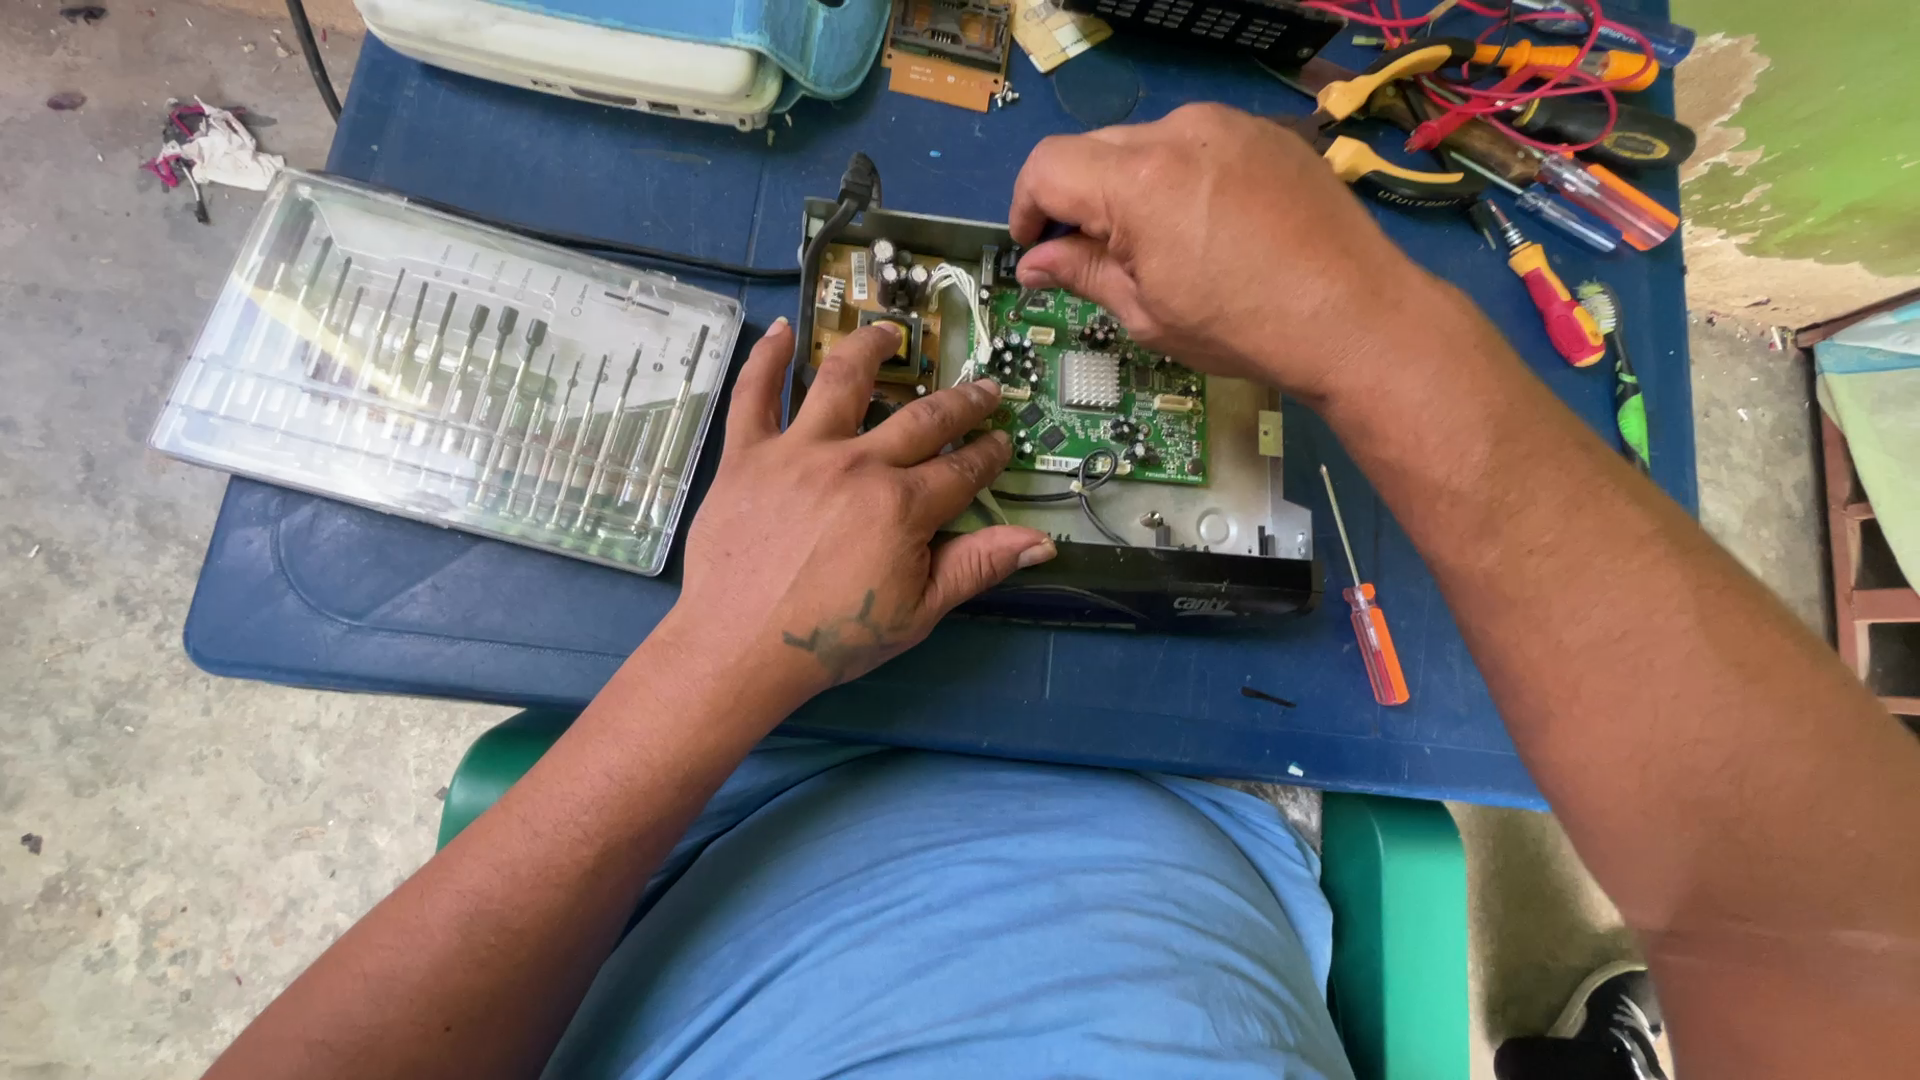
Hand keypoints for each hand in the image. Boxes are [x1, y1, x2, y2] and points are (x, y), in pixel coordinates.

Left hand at [665, 319, 1055, 708]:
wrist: (738, 648)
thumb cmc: (833, 638)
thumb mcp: (919, 612)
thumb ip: (978, 567)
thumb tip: (1042, 543)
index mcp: (901, 505)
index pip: (962, 470)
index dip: (989, 454)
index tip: (1004, 440)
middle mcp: (856, 463)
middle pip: (922, 419)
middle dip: (961, 403)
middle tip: (983, 389)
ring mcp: (798, 451)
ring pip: (842, 380)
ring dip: (872, 349)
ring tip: (892, 333)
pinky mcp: (747, 454)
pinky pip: (754, 394)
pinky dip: (766, 357)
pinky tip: (781, 329)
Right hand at [1010, 103, 1463, 402]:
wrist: (1354, 315)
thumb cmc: (1239, 328)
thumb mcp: (1146, 312)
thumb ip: (1082, 273)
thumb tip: (1034, 264)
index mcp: (1137, 180)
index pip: (1046, 167)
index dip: (1025, 209)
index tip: (1032, 248)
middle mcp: (1178, 133)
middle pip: (1090, 150)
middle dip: (1074, 200)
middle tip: (1086, 257)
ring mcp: (1228, 125)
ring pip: (1142, 144)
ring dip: (1125, 188)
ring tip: (1152, 246)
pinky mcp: (1264, 134)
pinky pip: (1194, 146)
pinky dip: (1173, 178)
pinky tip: (1200, 228)